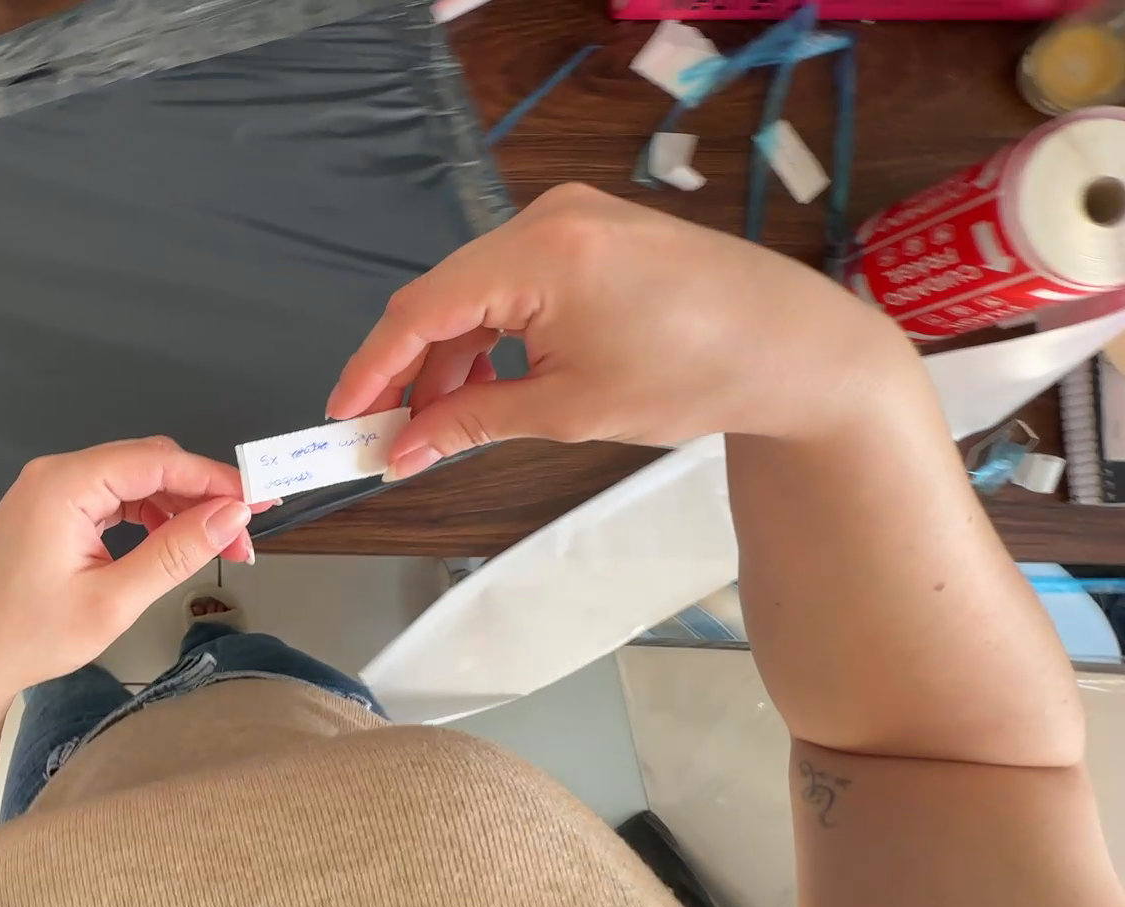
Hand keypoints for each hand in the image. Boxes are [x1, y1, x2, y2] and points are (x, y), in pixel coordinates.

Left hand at [0, 437, 265, 695]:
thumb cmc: (31, 639)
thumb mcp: (113, 600)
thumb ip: (176, 551)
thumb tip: (233, 514)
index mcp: (64, 485)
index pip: (157, 462)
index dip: (215, 477)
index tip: (261, 498)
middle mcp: (55, 474)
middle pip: (146, 465)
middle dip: (200, 495)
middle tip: (242, 535)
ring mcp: (49, 491)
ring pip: (132, 481)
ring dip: (177, 508)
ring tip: (216, 546)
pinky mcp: (49, 511)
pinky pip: (110, 499)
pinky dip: (147, 517)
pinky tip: (170, 543)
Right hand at [326, 184, 928, 479]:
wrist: (799, 348)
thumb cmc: (692, 377)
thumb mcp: (564, 410)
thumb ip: (468, 424)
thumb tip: (399, 452)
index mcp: (541, 253)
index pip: (421, 310)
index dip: (371, 367)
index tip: (342, 414)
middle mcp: (544, 219)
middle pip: (438, 300)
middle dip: (405, 371)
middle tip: (382, 428)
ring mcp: (564, 222)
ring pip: (468, 297)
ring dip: (444, 361)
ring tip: (434, 421)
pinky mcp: (580, 237)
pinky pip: (504, 289)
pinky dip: (483, 340)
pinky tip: (480, 384)